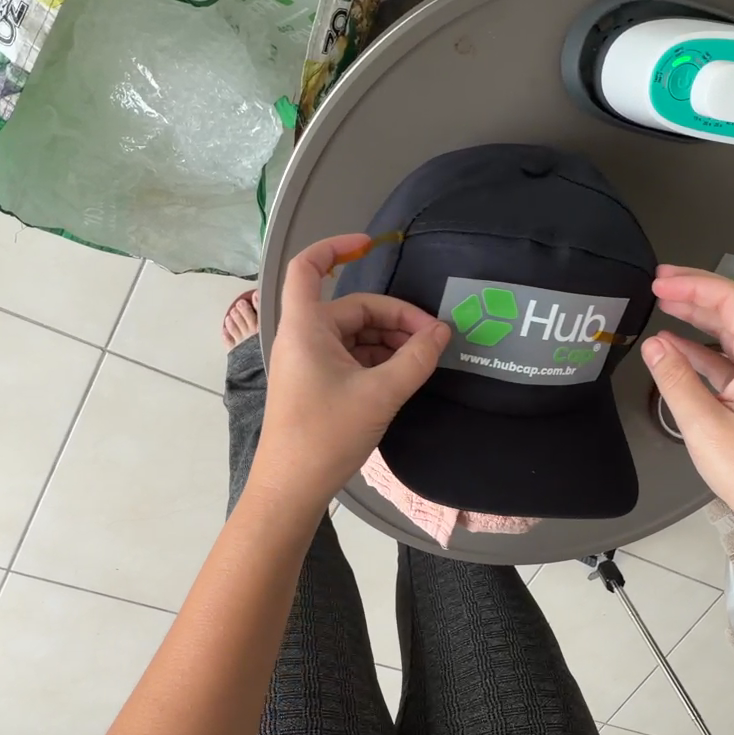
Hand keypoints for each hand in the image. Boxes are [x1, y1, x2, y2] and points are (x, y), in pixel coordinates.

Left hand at [254, 234, 449, 505]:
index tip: (371, 245)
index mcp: (305, 327)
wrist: (291, 489)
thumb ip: (416, 359)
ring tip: (425, 359)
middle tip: (434, 337)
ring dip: (390, 341)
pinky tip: (405, 374)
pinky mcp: (316, 384)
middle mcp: (303, 337)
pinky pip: (351, 357)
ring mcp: (309, 362)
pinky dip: (379, 360)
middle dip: (395, 317)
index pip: (308, 267)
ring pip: (355, 335)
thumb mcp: (380, 395)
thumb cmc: (325, 436)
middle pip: (352, 308)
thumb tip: (442, 331)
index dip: (336, 247)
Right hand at [641, 264, 733, 528]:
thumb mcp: (704, 425)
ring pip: (731, 334)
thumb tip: (653, 344)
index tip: (660, 282)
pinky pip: (728, 360)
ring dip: (698, 317)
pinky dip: (700, 349)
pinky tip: (674, 348)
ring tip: (663, 304)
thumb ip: (676, 380)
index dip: (696, 285)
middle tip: (657, 283)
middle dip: (697, 292)